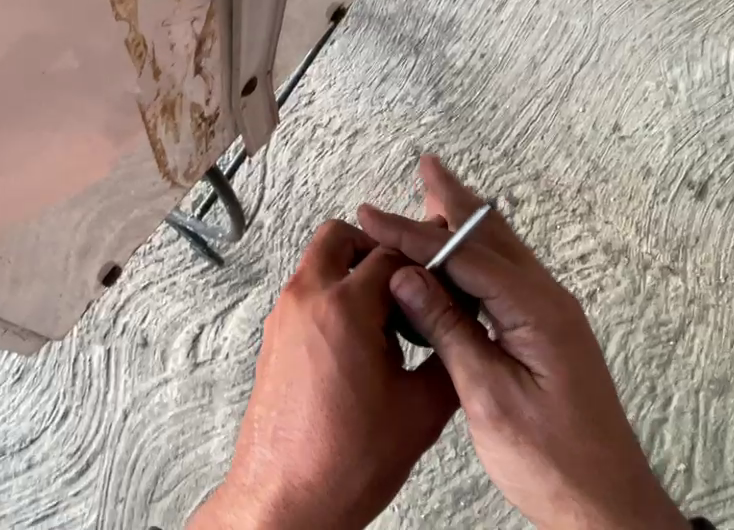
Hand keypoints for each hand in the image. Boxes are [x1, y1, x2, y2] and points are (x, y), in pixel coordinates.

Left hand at [189, 221, 458, 529]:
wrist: (286, 498)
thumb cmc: (346, 459)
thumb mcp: (419, 410)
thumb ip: (447, 357)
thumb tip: (459, 328)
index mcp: (344, 307)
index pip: (391, 254)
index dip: (422, 266)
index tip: (438, 286)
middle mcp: (306, 297)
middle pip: (340, 236)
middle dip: (375, 250)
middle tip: (405, 286)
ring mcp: (283, 314)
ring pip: (318, 262)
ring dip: (351, 273)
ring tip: (385, 321)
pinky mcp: (273, 335)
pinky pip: (305, 292)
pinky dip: (331, 297)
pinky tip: (359, 343)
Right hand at [359, 156, 686, 529]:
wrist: (609, 506)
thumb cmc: (550, 460)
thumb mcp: (488, 396)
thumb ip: (449, 329)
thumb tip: (406, 275)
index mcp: (535, 310)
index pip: (463, 254)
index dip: (412, 232)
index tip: (370, 214)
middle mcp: (548, 299)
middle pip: (491, 234)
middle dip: (453, 199)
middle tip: (426, 164)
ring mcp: (552, 313)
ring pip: (502, 250)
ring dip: (465, 221)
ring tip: (436, 192)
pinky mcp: (548, 330)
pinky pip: (506, 274)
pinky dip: (476, 252)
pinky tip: (459, 254)